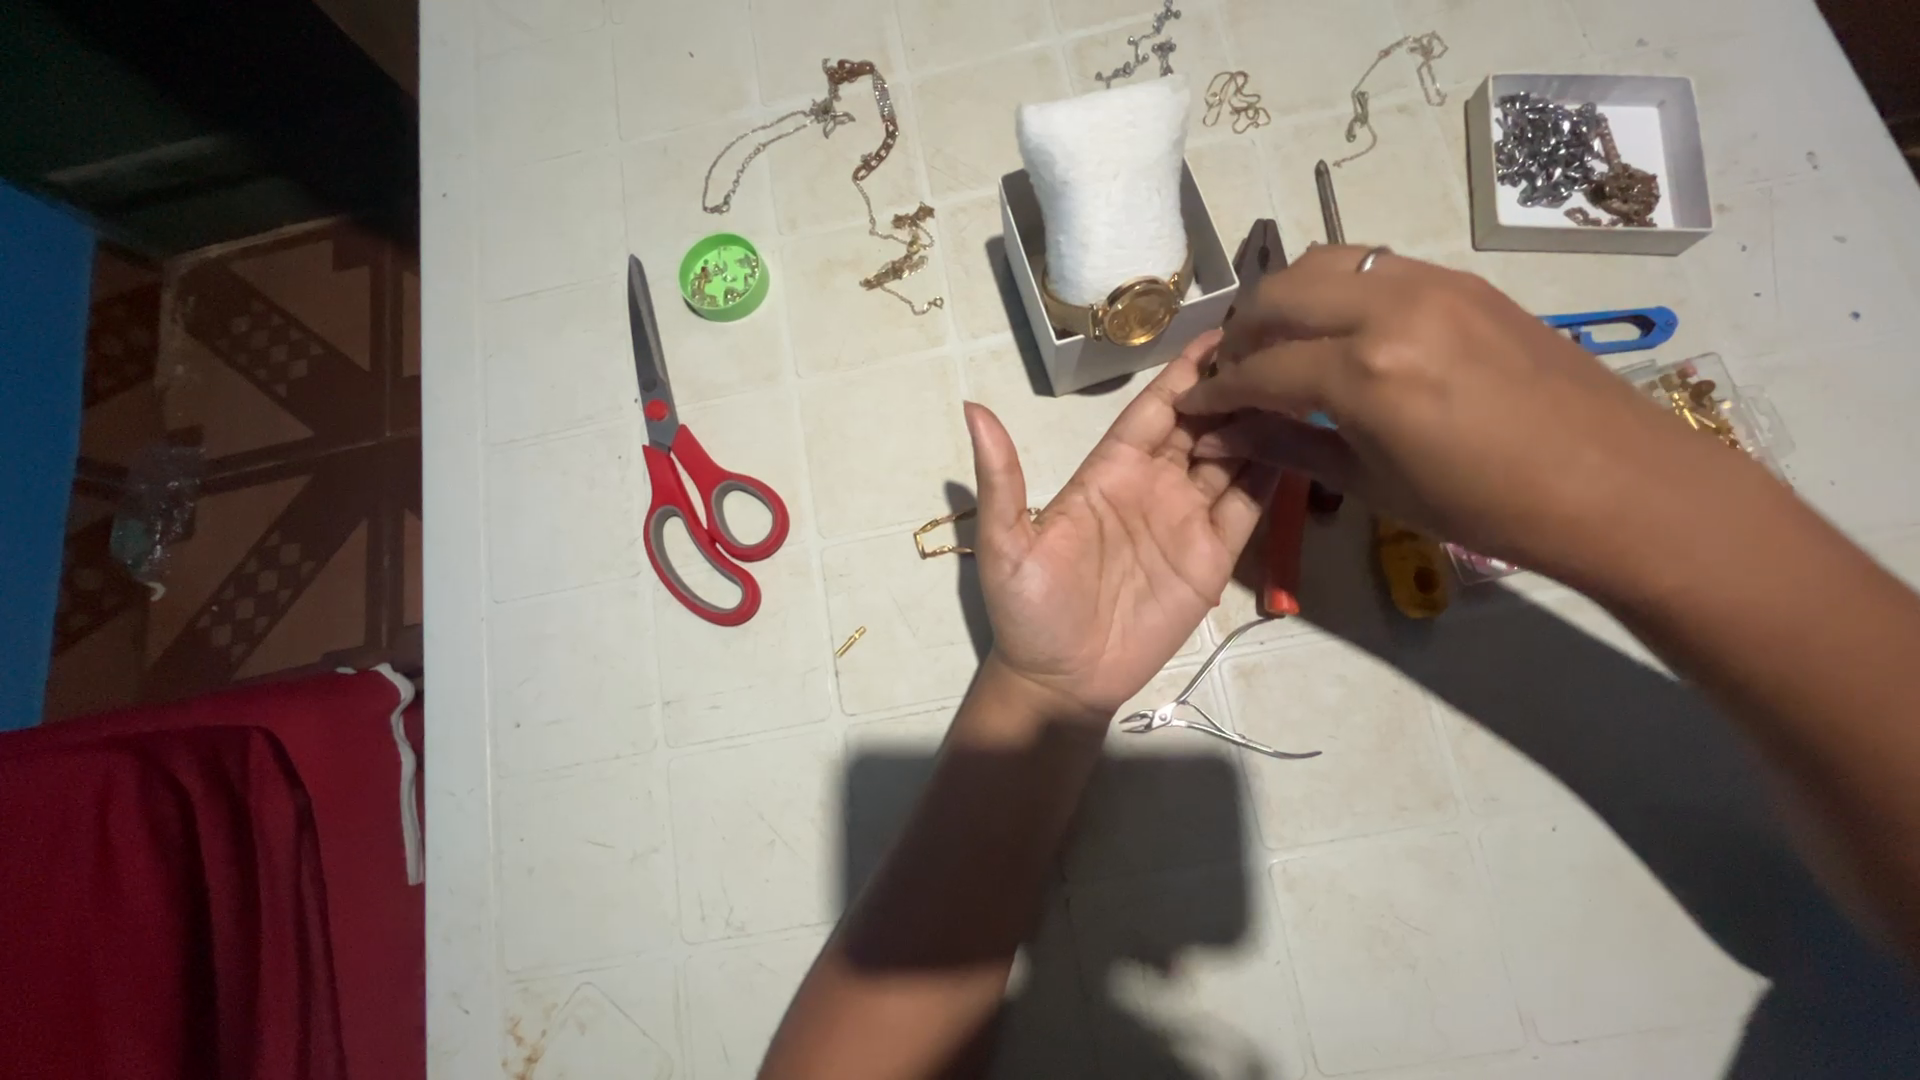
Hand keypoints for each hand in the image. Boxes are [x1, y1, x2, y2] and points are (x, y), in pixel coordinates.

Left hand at [965, 330, 1275, 716]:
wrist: (1062, 678)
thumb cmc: (1029, 610)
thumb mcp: (1006, 542)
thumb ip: (1001, 477)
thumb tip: (972, 406)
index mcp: (1108, 471)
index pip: (1154, 409)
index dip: (1186, 373)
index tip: (1224, 330)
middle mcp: (1153, 484)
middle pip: (1203, 423)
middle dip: (1235, 386)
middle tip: (1281, 343)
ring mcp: (1187, 519)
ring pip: (1235, 456)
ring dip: (1263, 421)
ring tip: (1304, 380)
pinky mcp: (1213, 556)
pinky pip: (1249, 504)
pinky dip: (1276, 472)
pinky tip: (1305, 439)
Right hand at [1176, 245, 1744, 584]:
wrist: (1614, 482)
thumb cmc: (1482, 505)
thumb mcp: (1370, 484)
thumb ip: (1285, 446)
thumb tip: (1219, 435)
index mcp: (1365, 372)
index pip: (1259, 368)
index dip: (1216, 391)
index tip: (1191, 406)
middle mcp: (1391, 308)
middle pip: (1278, 293)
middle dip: (1240, 332)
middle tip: (1233, 372)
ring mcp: (1431, 284)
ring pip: (1325, 261)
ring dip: (1286, 299)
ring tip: (1280, 344)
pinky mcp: (1461, 280)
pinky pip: (1373, 266)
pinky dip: (1335, 291)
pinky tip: (1339, 335)